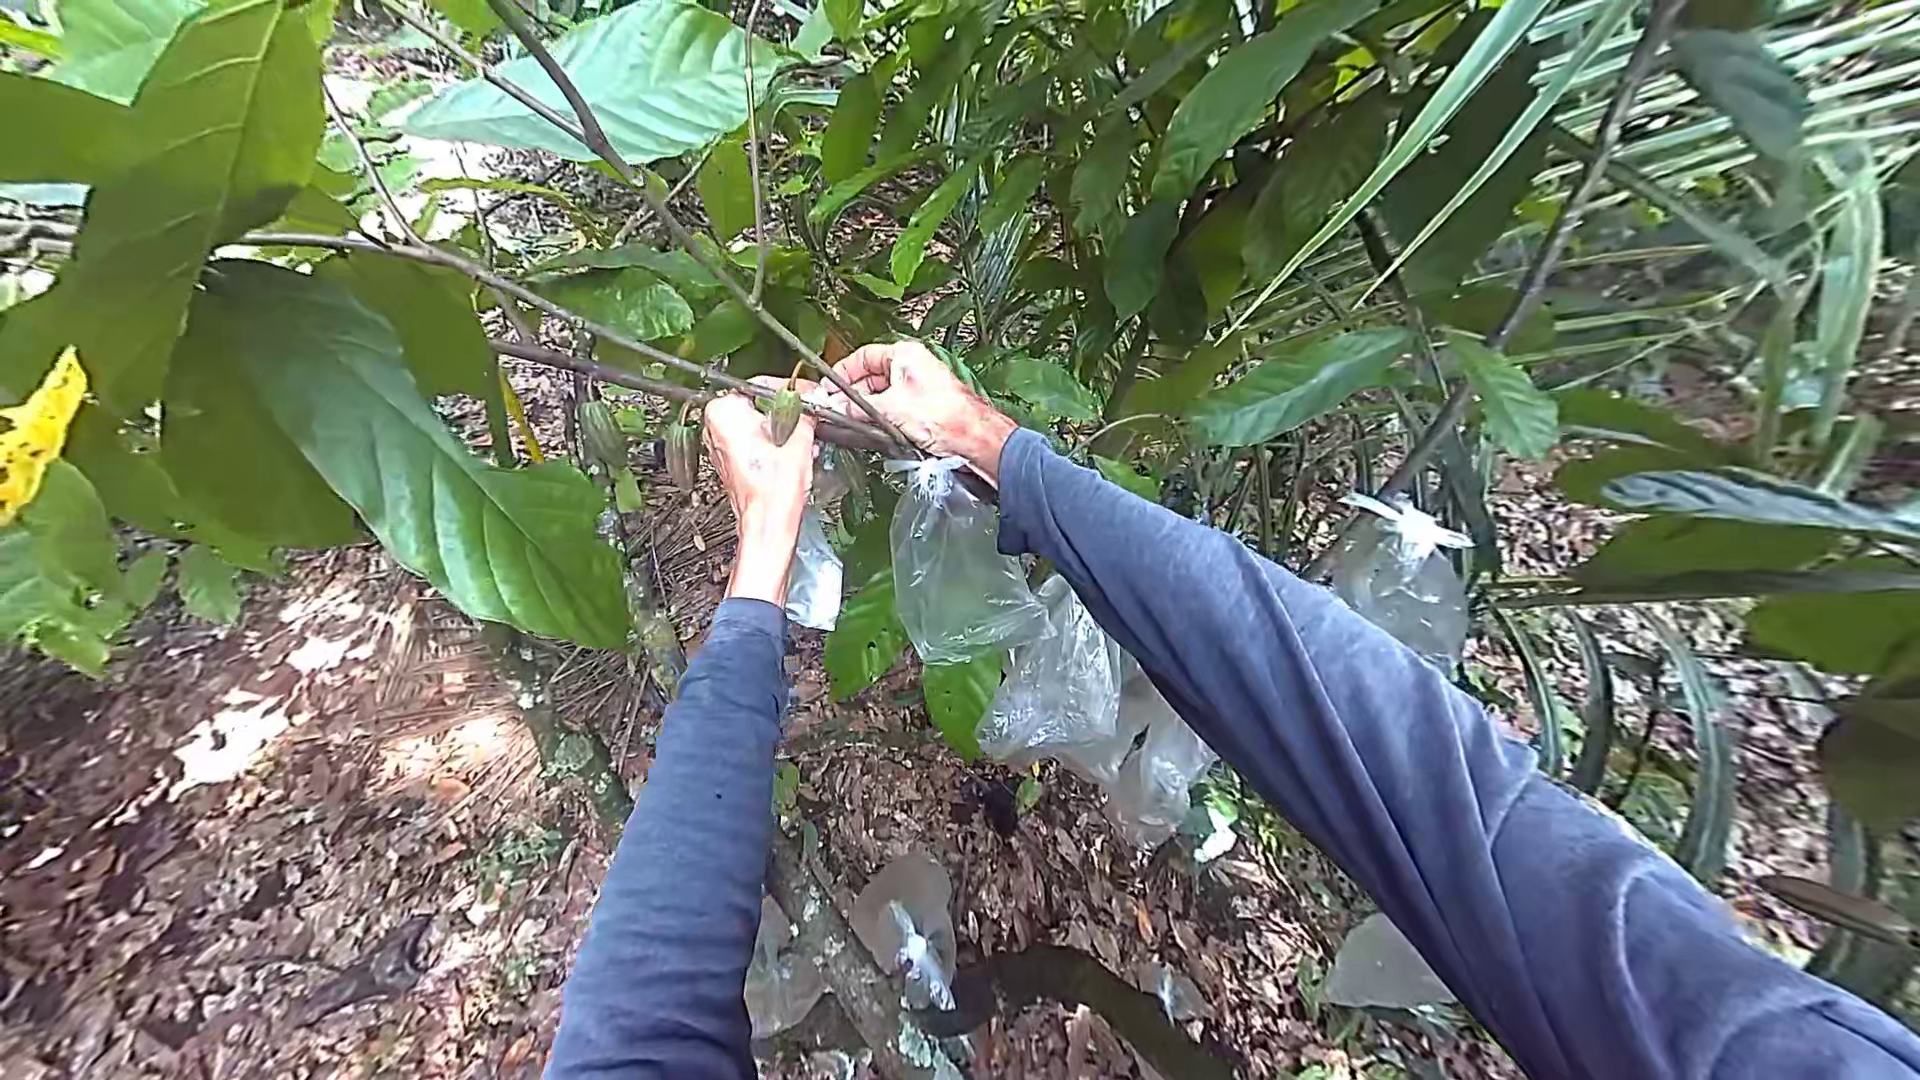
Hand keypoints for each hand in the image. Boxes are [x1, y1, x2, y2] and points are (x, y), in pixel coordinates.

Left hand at [703, 377, 816, 605]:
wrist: (768, 526)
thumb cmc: (774, 492)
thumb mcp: (800, 440)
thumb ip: (806, 413)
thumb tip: (814, 398)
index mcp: (724, 413)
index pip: (762, 386)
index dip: (792, 392)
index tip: (810, 396)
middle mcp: (715, 427)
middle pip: (760, 405)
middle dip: (789, 414)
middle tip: (811, 421)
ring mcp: (721, 446)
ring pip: (760, 425)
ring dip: (786, 431)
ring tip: (807, 442)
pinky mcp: (732, 462)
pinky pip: (756, 442)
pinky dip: (776, 444)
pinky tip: (797, 453)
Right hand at [826, 341, 1018, 484]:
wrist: (972, 438)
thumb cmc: (943, 415)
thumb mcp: (890, 408)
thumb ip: (858, 407)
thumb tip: (835, 407)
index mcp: (905, 355)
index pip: (864, 356)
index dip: (844, 371)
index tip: (829, 388)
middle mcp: (913, 368)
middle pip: (872, 377)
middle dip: (853, 394)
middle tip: (837, 410)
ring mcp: (919, 389)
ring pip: (883, 396)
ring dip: (867, 409)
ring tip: (853, 422)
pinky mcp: (924, 409)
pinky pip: (895, 410)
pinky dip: (883, 418)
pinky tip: (874, 430)